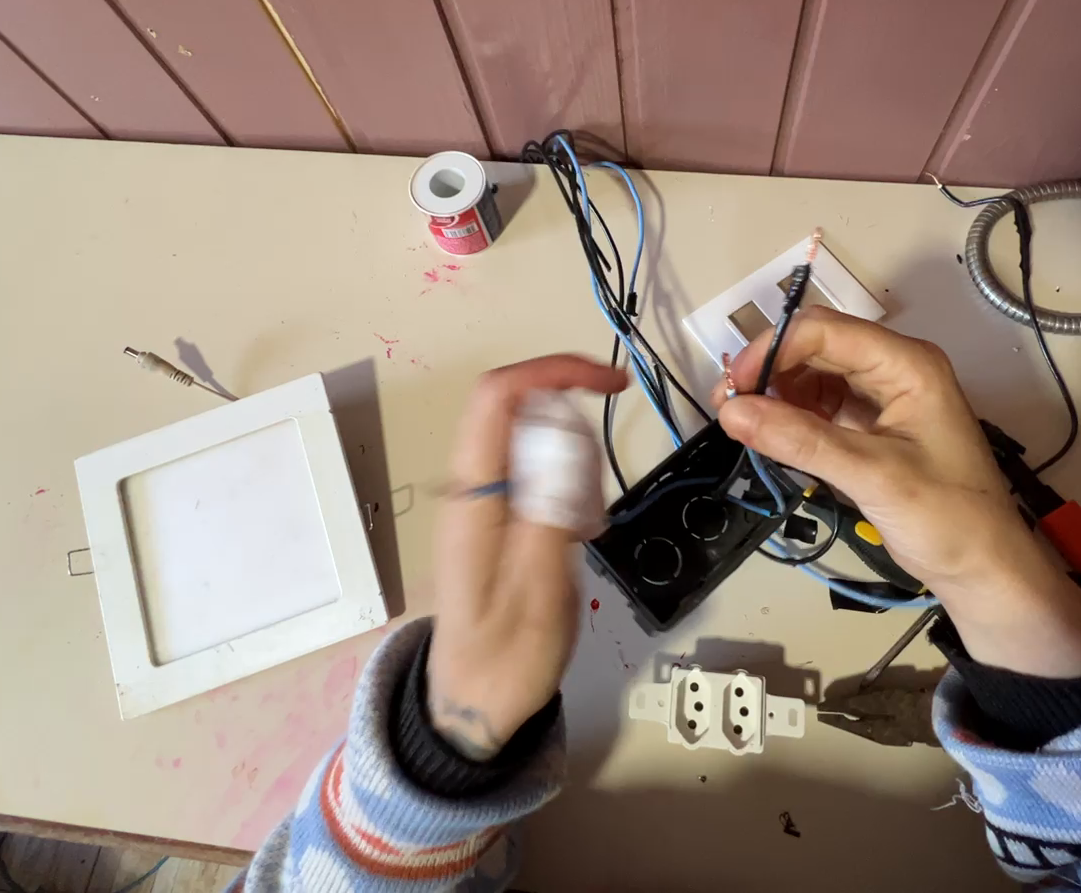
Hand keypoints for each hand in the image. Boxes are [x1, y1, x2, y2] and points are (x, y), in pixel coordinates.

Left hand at [426, 355, 627, 758]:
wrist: (471, 708)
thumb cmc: (505, 659)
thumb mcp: (538, 590)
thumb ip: (548, 509)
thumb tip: (563, 436)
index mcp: (473, 496)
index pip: (500, 396)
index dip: (553, 371)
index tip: (610, 384)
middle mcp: (470, 486)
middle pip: (520, 409)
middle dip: (573, 426)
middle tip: (597, 491)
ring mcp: (482, 499)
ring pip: (534, 440)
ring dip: (574, 464)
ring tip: (586, 527)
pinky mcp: (498, 515)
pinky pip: (538, 473)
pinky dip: (570, 486)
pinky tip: (579, 533)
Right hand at [716, 307, 1080, 677]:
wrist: (983, 569)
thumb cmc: (946, 518)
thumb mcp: (872, 475)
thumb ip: (801, 440)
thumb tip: (731, 412)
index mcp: (906, 364)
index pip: (825, 331)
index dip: (773, 350)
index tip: (733, 388)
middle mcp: (892, 368)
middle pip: (815, 345)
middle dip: (769, 370)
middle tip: (728, 407)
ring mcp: (880, 394)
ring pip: (812, 372)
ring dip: (776, 392)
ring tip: (745, 424)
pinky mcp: (869, 422)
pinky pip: (818, 402)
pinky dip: (790, 414)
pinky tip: (773, 435)